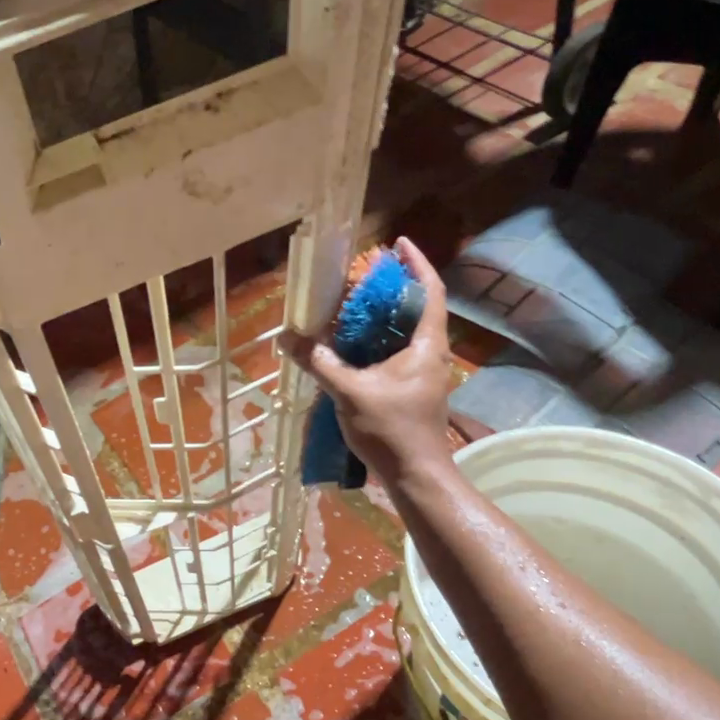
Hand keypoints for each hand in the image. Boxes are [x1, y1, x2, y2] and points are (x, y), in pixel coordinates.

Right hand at [281, 237, 454, 486]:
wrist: (416, 476)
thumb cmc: (391, 430)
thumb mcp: (349, 392)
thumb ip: (319, 362)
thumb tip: (287, 338)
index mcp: (427, 345)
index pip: (430, 290)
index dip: (417, 263)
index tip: (398, 243)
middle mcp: (432, 353)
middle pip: (420, 306)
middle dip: (395, 286)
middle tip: (364, 274)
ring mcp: (426, 372)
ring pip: (409, 330)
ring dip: (386, 314)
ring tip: (355, 303)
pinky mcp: (415, 388)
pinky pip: (399, 350)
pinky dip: (379, 339)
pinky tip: (354, 344)